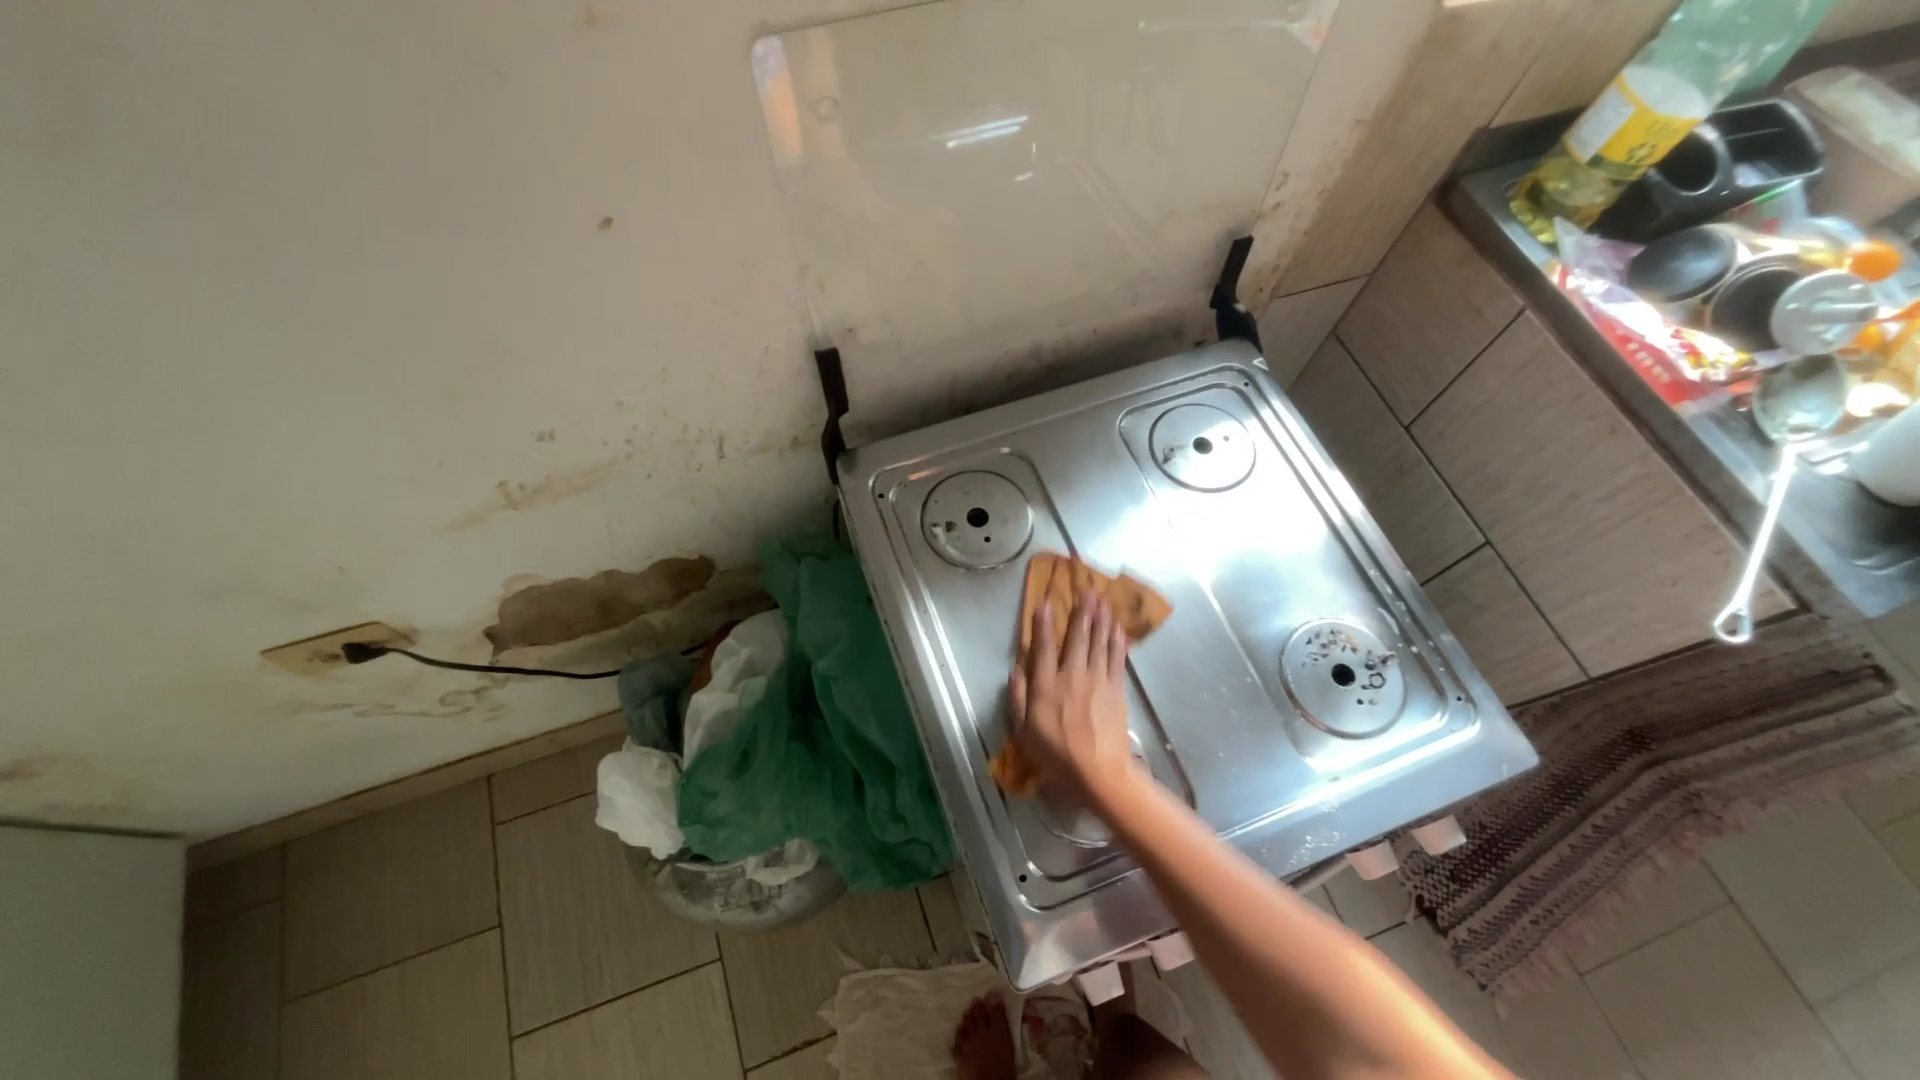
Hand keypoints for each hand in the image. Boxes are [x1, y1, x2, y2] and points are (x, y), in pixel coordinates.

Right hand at [1009, 593, 1142, 808]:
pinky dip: (1117, 641)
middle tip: (1086, 591)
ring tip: (1103, 600)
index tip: (1046, 604)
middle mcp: (1072, 676)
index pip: (1043, 648)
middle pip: (1077, 637)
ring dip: (1101, 620)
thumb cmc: (1055, 755)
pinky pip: (1117, 658)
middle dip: (1081, 612)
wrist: (1098, 773)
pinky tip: (1118, 629)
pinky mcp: (1116, 690)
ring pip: (1099, 642)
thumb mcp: (1024, 731)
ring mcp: (1097, 681)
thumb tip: (1016, 669)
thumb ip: (1019, 698)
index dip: (1043, 624)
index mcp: (1046, 686)